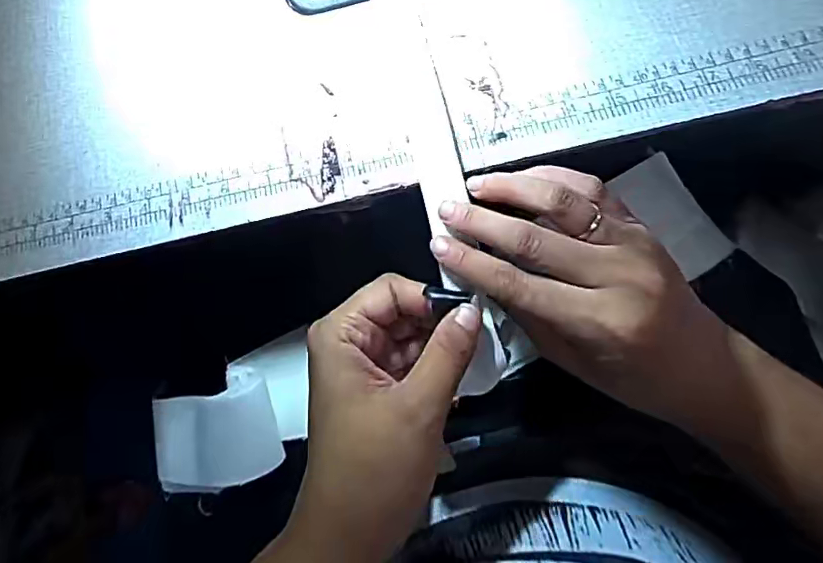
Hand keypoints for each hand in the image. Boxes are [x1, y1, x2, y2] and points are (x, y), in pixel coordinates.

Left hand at [266, 274, 480, 562]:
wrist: (350, 533)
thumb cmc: (372, 472)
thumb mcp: (418, 408)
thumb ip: (447, 353)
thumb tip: (471, 311)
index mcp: (340, 333)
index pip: (389, 289)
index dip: (429, 296)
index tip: (470, 313)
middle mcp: (345, 341)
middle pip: (399, 310)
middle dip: (439, 323)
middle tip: (482, 338)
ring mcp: (360, 365)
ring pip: (408, 337)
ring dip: (441, 347)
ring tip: (477, 360)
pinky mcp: (375, 389)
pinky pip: (408, 363)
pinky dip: (434, 369)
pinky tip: (462, 379)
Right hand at [429, 166, 740, 430]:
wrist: (707, 366)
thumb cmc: (635, 375)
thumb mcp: (573, 360)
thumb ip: (525, 312)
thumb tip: (478, 272)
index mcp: (604, 321)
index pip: (522, 285)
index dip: (474, 263)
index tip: (439, 244)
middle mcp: (621, 276)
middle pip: (536, 238)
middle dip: (483, 221)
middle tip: (448, 209)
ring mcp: (634, 242)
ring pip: (563, 201)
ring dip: (513, 187)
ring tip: (477, 184)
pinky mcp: (639, 223)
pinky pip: (590, 188)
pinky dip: (551, 175)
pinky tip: (521, 176)